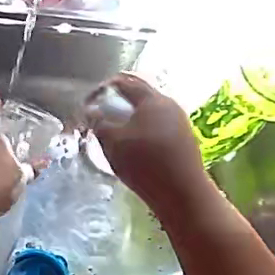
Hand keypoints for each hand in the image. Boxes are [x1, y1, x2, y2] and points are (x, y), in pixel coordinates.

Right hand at [88, 75, 211, 212]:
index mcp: (152, 99)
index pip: (124, 81)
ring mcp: (180, 122)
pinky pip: (159, 126)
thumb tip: (92, 112)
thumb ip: (98, 123)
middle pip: (139, 95)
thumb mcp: (111, 142)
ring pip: (150, 112)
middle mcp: (170, 105)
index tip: (88, 104)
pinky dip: (143, 130)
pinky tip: (135, 147)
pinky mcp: (185, 140)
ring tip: (116, 134)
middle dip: (118, 103)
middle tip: (101, 117)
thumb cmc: (144, 163)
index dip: (102, 89)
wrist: (183, 193)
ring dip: (131, 118)